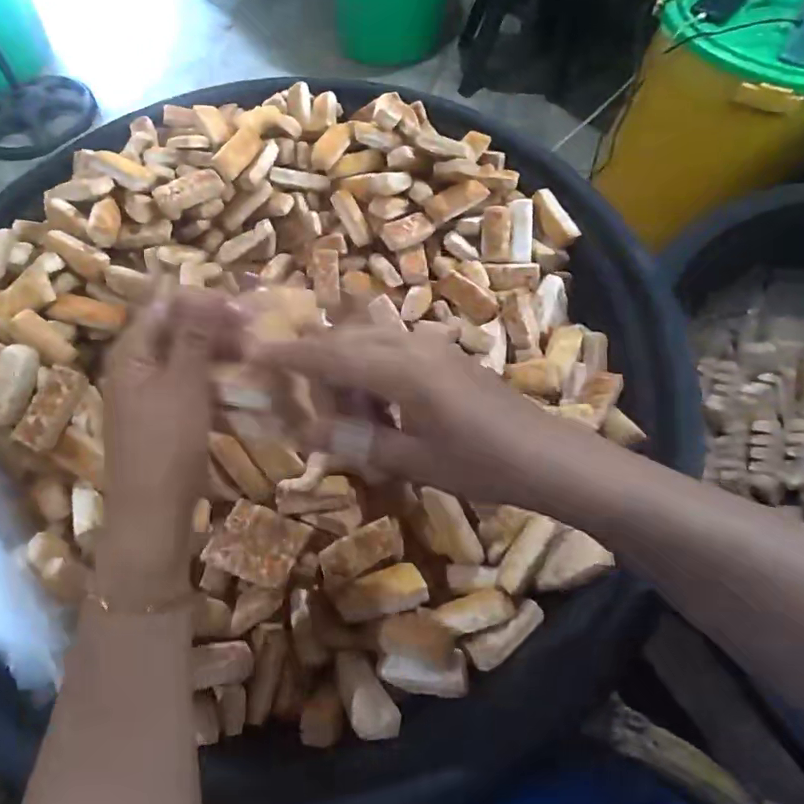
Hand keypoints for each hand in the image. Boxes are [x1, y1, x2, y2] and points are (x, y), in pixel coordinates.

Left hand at [99, 287, 242, 599]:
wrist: (152, 519)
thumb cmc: (166, 445)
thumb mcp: (184, 384)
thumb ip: (194, 335)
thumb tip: (202, 290)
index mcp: (131, 353)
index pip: (164, 306)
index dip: (202, 301)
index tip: (243, 308)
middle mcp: (134, 369)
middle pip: (176, 332)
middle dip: (215, 329)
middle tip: (256, 335)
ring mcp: (148, 397)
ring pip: (186, 363)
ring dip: (219, 358)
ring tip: (256, 361)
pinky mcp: (164, 422)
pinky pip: (190, 391)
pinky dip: (214, 388)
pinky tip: (243, 393)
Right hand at [249, 325, 562, 504]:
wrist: (549, 456)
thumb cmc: (482, 464)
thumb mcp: (414, 460)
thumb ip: (358, 440)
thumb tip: (306, 432)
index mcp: (402, 368)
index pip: (331, 354)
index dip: (290, 354)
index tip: (254, 352)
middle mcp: (413, 344)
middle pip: (347, 339)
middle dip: (318, 364)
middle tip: (309, 407)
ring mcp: (431, 344)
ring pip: (368, 340)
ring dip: (346, 368)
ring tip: (346, 414)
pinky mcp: (443, 353)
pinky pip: (391, 347)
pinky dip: (370, 369)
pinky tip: (379, 406)